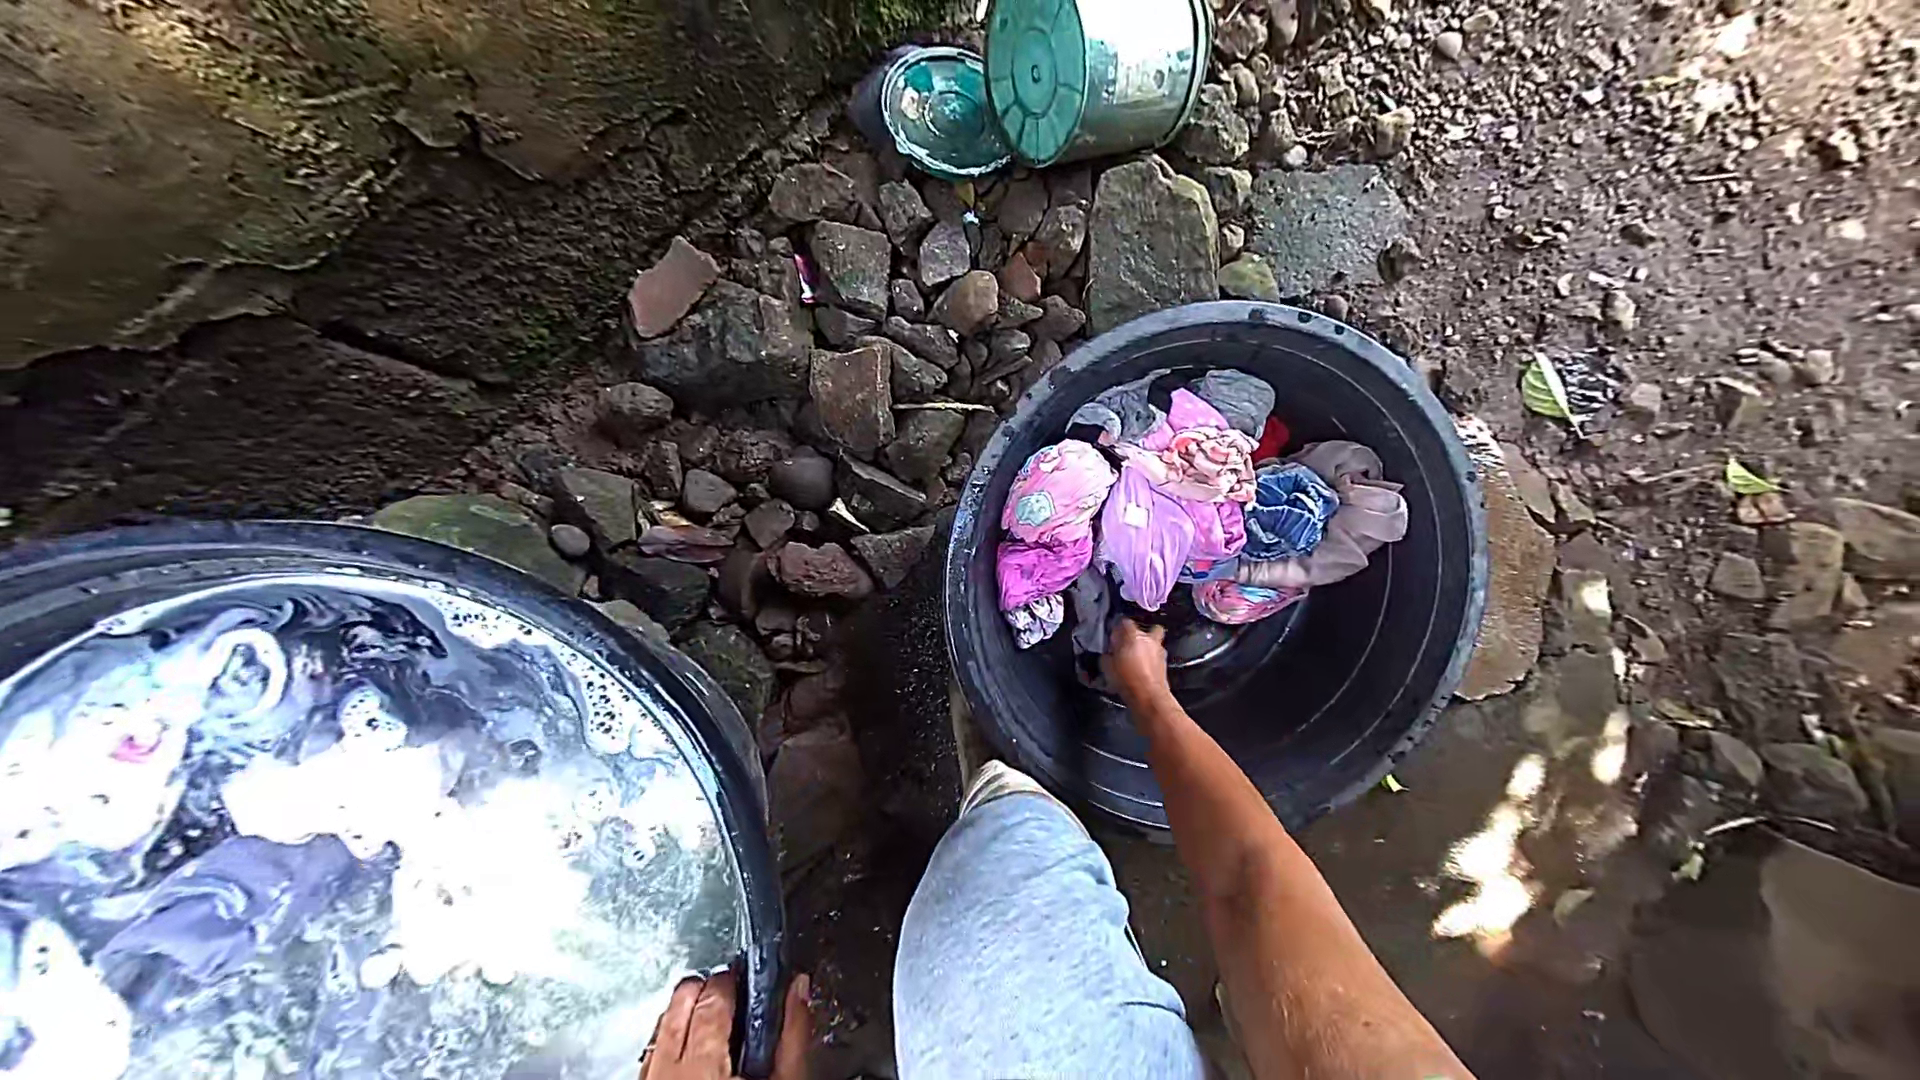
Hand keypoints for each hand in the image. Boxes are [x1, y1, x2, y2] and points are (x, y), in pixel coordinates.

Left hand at [640, 971, 811, 1079]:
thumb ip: (793, 1035)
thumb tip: (799, 988)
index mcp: (703, 1064)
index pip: (712, 998)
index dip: (730, 982)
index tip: (743, 979)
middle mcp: (666, 1073)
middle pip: (679, 1005)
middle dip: (703, 991)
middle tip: (728, 992)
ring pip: (660, 1030)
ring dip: (683, 1015)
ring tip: (708, 1019)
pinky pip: (649, 1059)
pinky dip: (667, 1045)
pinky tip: (686, 1053)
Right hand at [1104, 619, 1170, 708]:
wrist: (1148, 697)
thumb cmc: (1127, 680)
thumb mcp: (1107, 666)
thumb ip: (1107, 655)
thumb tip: (1108, 653)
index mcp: (1132, 635)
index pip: (1125, 622)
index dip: (1118, 628)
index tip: (1114, 636)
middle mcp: (1148, 639)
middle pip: (1145, 628)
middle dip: (1138, 633)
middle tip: (1128, 642)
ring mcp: (1159, 650)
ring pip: (1155, 640)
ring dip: (1147, 645)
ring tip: (1138, 655)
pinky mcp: (1165, 663)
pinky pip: (1157, 654)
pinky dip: (1152, 658)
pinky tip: (1144, 667)